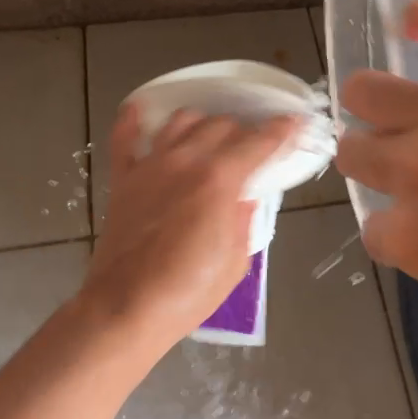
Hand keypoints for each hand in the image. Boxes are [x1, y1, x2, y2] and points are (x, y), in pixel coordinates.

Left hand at [80, 105, 300, 348]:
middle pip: (221, 124)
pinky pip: (125, 138)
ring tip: (210, 137)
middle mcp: (187, 160)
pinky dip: (132, 120)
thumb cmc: (189, 292)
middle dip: (243, 131)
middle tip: (251, 148)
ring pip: (181, 121)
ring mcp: (151, 165)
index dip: (280, 130)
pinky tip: (141, 109)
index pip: (259, 141)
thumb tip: (243, 199)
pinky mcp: (124, 179)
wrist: (126, 308)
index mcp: (220, 179)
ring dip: (202, 123)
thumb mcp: (236, 261)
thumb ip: (242, 220)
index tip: (293, 122)